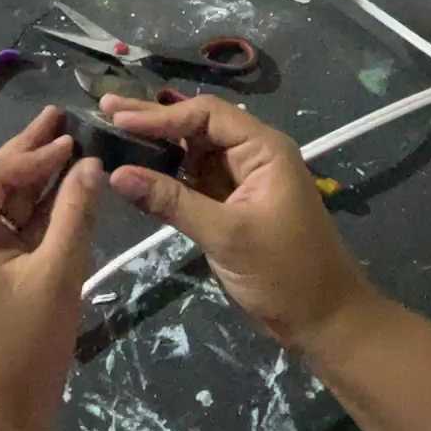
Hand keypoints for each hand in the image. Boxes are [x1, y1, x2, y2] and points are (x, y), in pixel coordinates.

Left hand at [0, 106, 103, 430]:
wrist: (2, 421)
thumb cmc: (25, 348)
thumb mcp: (55, 275)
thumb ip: (73, 215)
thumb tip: (90, 164)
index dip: (35, 153)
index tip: (72, 133)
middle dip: (29, 151)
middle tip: (58, 114)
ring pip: (4, 206)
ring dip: (37, 179)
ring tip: (64, 140)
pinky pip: (9, 232)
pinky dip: (36, 212)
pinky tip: (62, 186)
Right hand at [99, 94, 376, 349]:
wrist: (325, 324)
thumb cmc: (286, 274)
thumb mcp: (226, 235)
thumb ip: (171, 201)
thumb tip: (116, 174)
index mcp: (262, 149)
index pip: (206, 114)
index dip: (161, 115)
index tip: (119, 119)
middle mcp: (251, 155)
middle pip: (196, 125)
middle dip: (152, 118)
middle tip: (105, 107)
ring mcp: (239, 179)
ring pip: (190, 149)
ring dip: (154, 141)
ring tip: (112, 128)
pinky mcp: (229, 203)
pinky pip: (190, 177)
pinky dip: (163, 171)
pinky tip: (134, 166)